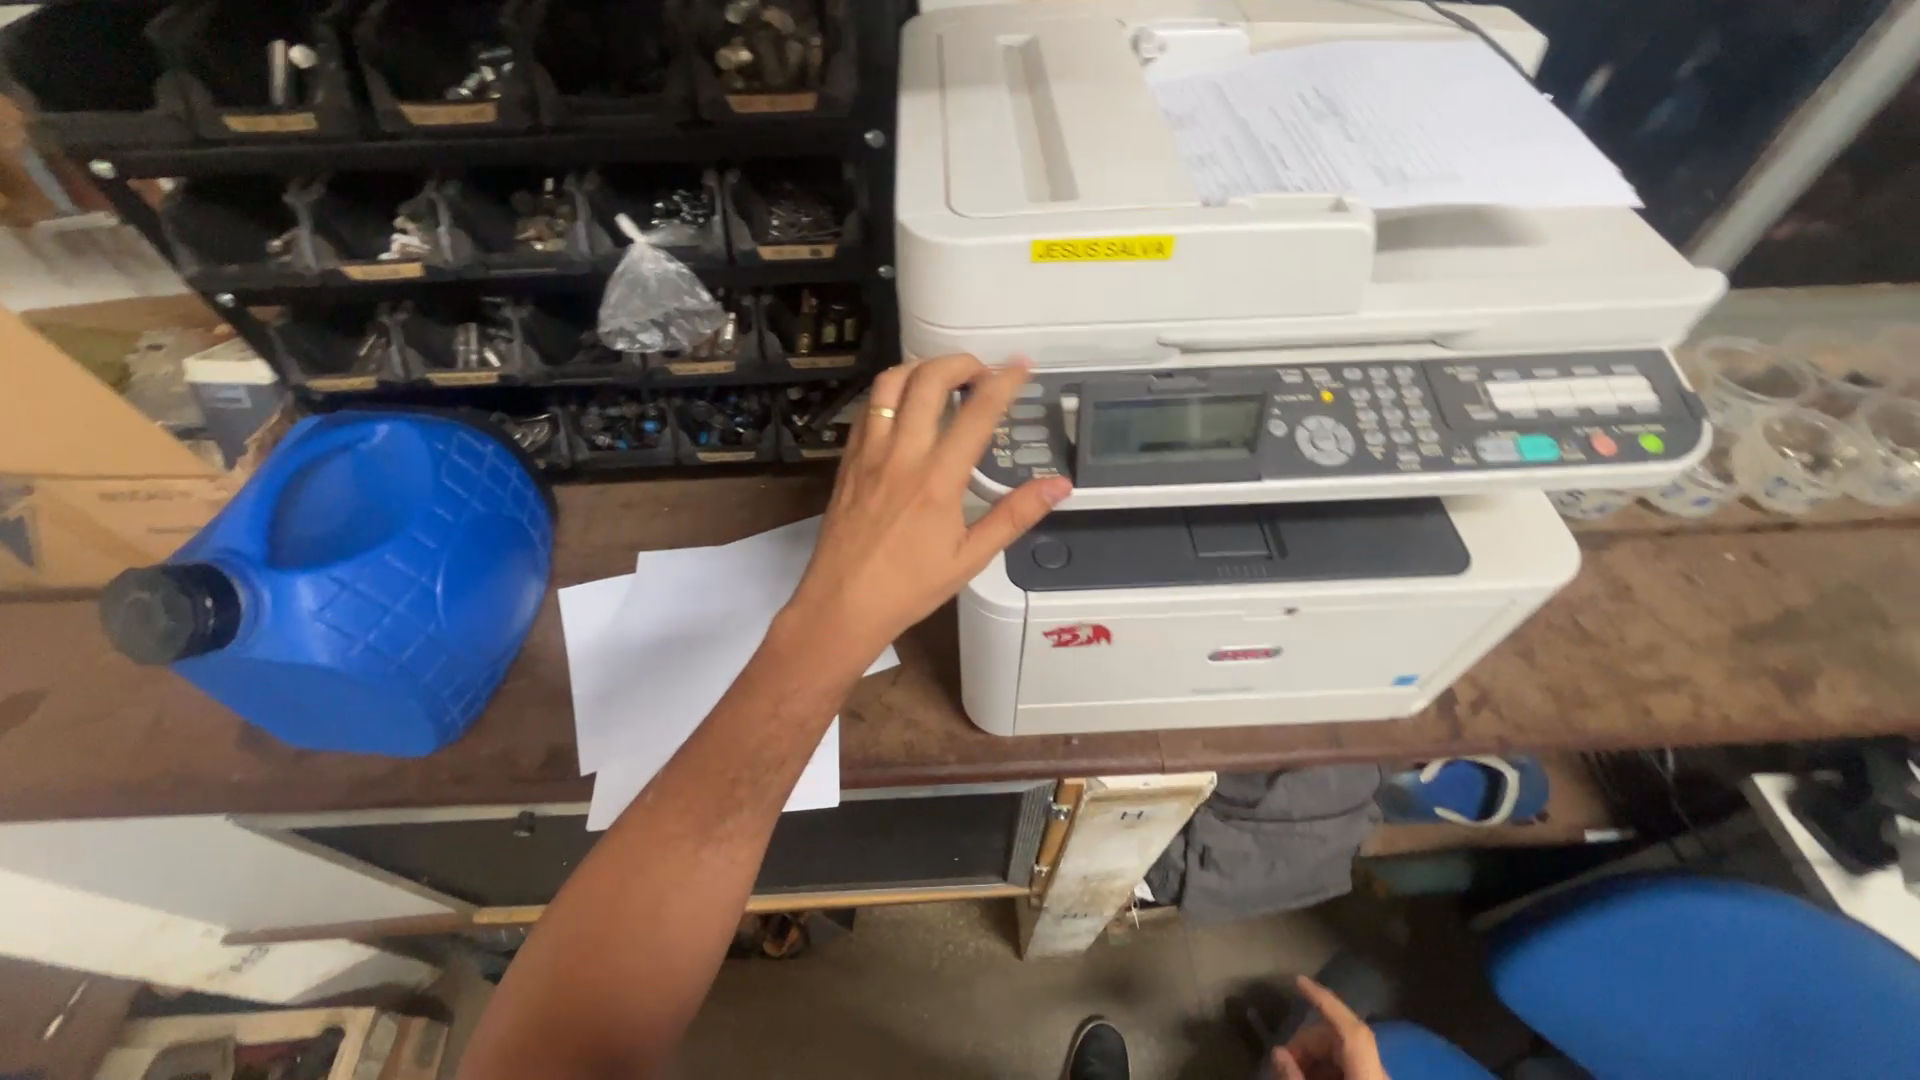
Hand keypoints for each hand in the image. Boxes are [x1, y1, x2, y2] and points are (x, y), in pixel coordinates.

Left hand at [785, 354, 1072, 654]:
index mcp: (938, 480)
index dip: (1004, 382)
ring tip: (944, 377)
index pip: (977, 413)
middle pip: (929, 380)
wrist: (842, 603)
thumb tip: (1058, 485)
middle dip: (961, 362)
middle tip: (982, 371)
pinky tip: (905, 405)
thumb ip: (1015, 515)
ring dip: (921, 368)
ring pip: (891, 383)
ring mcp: (869, 453)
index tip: (1022, 366)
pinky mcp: (848, 459)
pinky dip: (891, 392)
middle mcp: (902, 455)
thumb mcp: (971, 557)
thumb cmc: (909, 588)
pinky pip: (869, 408)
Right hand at [1269, 977, 1388, 1079]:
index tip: (1299, 980)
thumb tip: (1278, 1052)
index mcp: (1368, 1073)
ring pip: (1343, 1053)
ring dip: (1315, 1057)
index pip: (1350, 1028)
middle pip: (1341, 1039)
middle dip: (1309, 1043)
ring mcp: (1378, 1079)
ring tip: (1293, 1071)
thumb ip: (1294, 1077)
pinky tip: (1310, 1077)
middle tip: (1284, 1061)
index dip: (1325, 1001)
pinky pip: (1350, 1067)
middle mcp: (1379, 1072)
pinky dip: (1327, 1069)